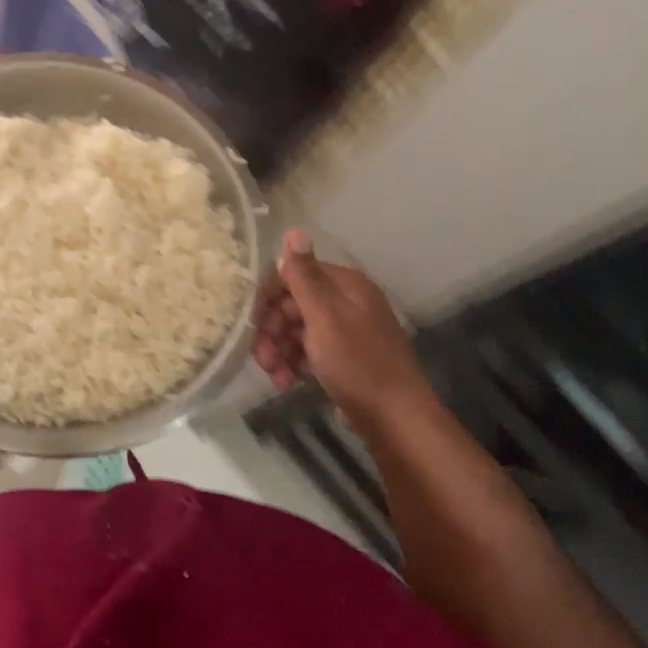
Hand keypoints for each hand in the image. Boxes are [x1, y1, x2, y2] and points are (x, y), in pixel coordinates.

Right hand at [253, 229, 433, 419]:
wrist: (395, 418)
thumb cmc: (358, 363)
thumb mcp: (325, 317)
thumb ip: (305, 276)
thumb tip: (294, 229)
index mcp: (345, 285)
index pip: (293, 275)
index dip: (268, 297)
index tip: (252, 322)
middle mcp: (346, 301)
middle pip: (291, 304)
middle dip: (271, 329)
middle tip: (262, 356)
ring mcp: (345, 330)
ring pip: (296, 330)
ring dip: (278, 350)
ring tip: (274, 374)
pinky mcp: (342, 357)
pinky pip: (307, 351)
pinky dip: (293, 363)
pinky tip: (287, 382)